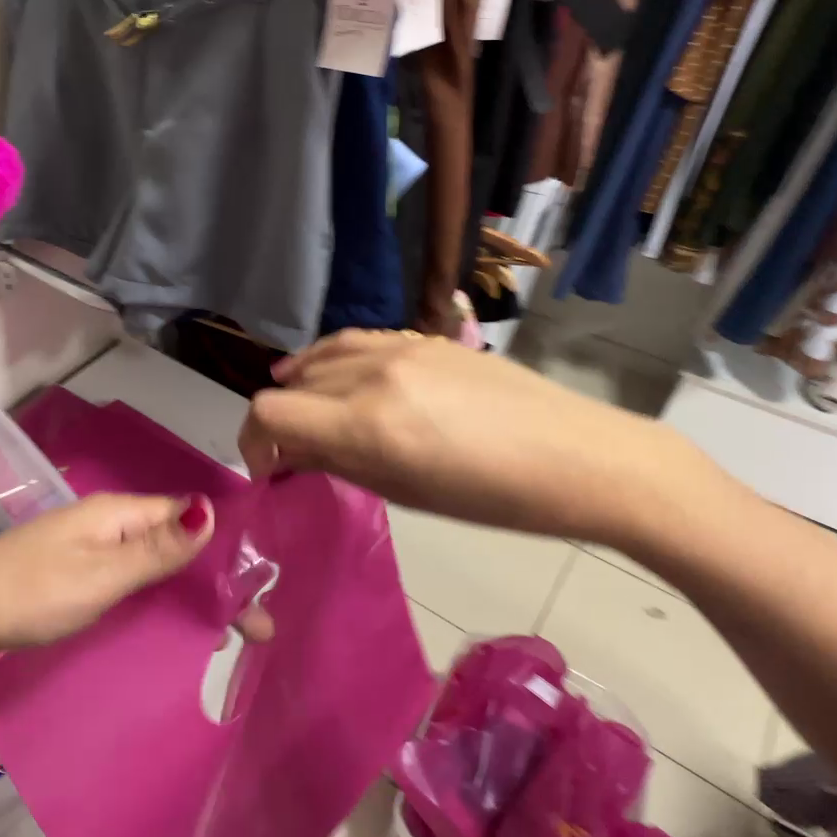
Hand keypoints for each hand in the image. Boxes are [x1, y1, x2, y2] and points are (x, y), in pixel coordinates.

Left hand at [0, 493, 272, 675]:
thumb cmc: (32, 593)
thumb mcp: (100, 574)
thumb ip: (156, 548)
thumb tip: (212, 508)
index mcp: (113, 512)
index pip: (184, 515)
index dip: (226, 545)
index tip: (265, 586)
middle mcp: (102, 524)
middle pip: (170, 541)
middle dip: (212, 576)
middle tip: (254, 628)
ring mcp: (84, 551)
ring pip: (149, 564)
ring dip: (187, 590)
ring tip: (228, 632)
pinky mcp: (70, 579)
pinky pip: (125, 581)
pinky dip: (154, 599)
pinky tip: (170, 624)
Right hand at [238, 329, 721, 545]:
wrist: (582, 458)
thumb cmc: (495, 499)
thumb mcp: (405, 492)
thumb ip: (335, 462)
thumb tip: (287, 452)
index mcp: (367, 425)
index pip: (269, 414)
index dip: (254, 443)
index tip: (270, 468)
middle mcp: (372, 377)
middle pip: (288, 387)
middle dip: (279, 423)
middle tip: (295, 455)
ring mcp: (397, 349)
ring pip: (315, 358)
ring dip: (300, 389)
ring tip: (307, 415)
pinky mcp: (420, 338)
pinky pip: (351, 341)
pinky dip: (327, 360)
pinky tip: (327, 374)